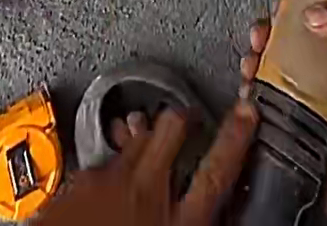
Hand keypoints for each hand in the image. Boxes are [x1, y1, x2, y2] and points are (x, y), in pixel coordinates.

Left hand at [29, 101, 256, 225]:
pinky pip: (104, 161)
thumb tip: (204, 212)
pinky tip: (108, 186)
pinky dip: (112, 167)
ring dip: (144, 140)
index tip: (247, 111)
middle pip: (171, 130)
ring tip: (146, 150)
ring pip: (135, 138)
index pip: (218, 173)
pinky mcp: (79, 181)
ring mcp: (109, 181)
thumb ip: (188, 220)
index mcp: (178, 225)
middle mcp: (145, 194)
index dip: (235, 138)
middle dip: (182, 118)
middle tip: (189, 118)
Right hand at [240, 0, 326, 225]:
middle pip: (287, 37)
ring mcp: (304, 95)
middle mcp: (325, 71)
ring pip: (270, 63)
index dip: (298, 4)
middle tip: (261, 33)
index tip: (283, 1)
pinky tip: (249, 86)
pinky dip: (250, 86)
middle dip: (268, 30)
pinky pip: (262, 95)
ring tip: (252, 61)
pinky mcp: (288, 119)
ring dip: (255, 56)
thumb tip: (315, 9)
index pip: (319, 15)